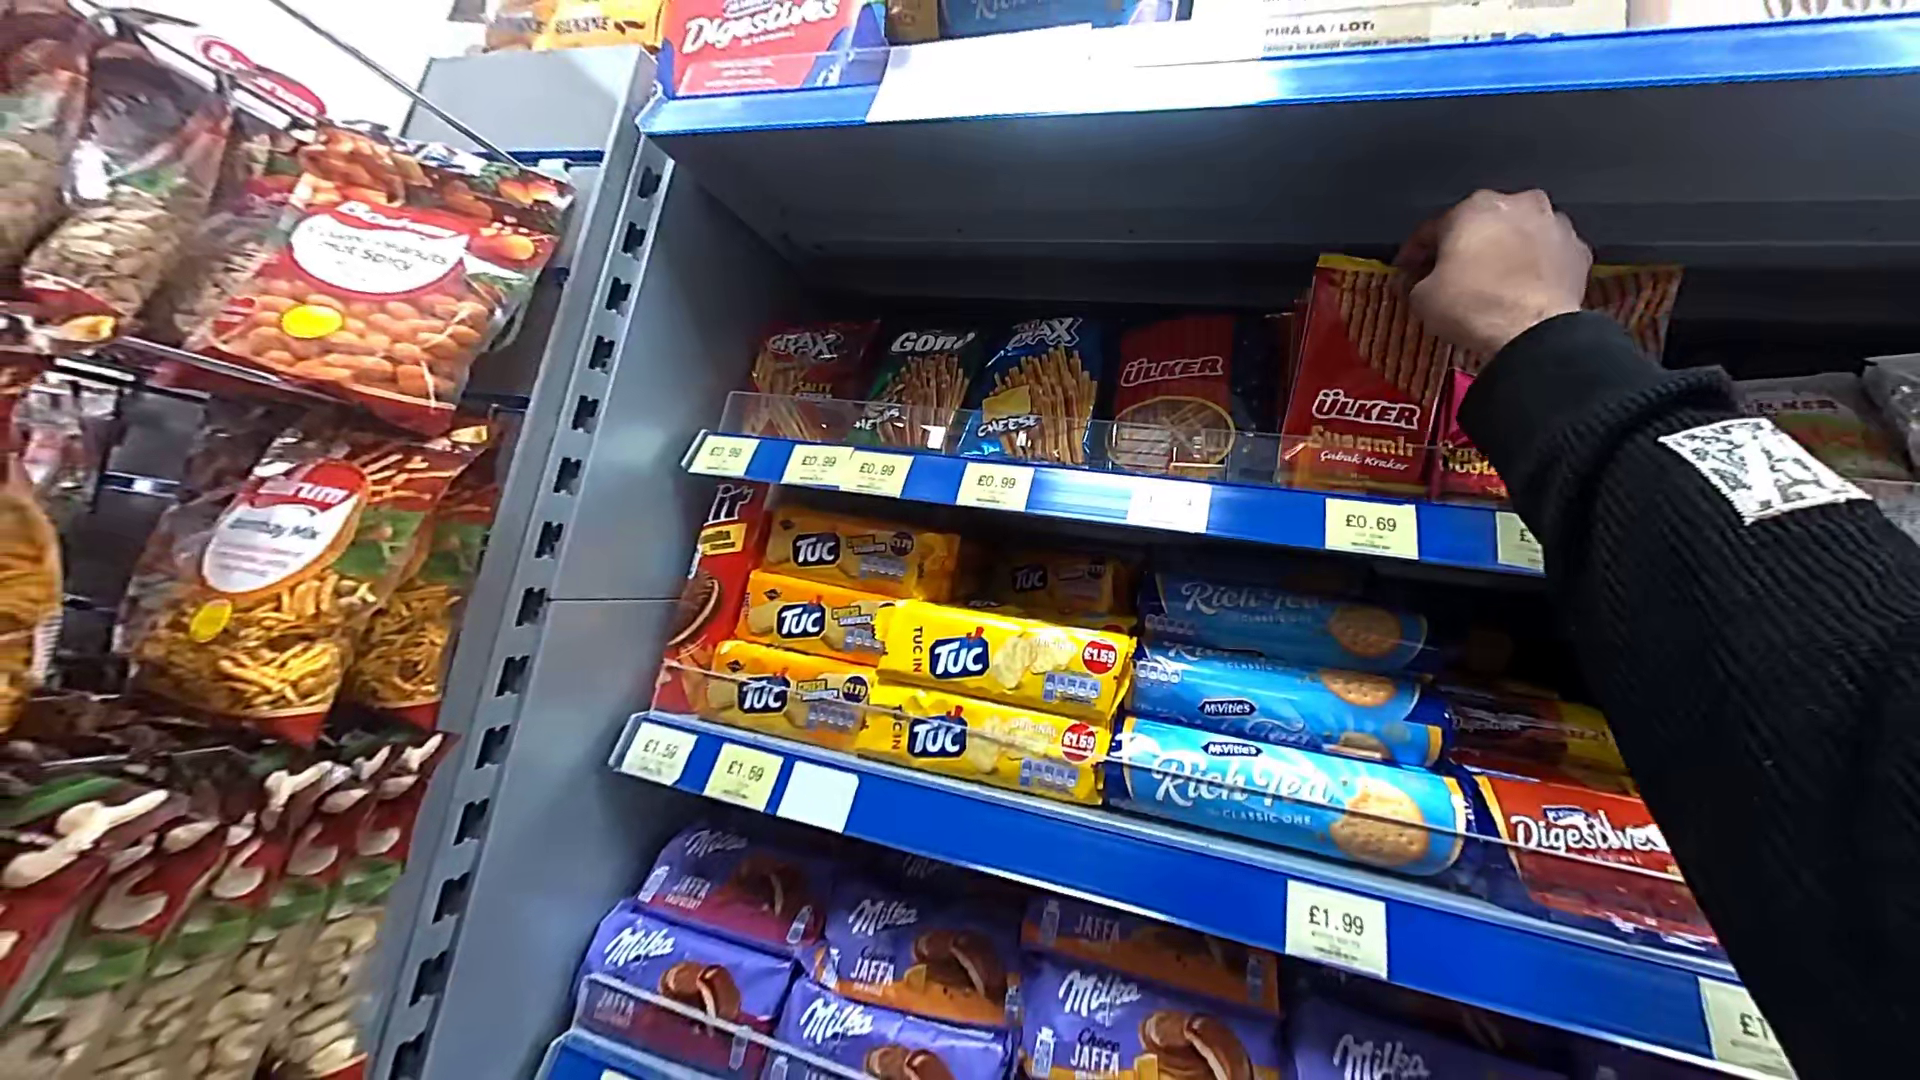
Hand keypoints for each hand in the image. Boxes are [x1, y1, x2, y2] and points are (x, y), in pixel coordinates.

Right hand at [1395, 189, 1591, 355]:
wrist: (1531, 328)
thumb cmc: (1468, 303)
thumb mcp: (1420, 297)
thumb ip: (1416, 280)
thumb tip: (1418, 278)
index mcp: (1473, 209)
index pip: (1430, 228)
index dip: (1412, 253)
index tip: (1404, 272)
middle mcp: (1518, 203)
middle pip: (1479, 224)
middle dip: (1460, 246)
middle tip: (1444, 273)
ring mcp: (1555, 222)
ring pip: (1515, 234)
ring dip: (1497, 252)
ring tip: (1483, 281)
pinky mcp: (1578, 248)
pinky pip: (1542, 253)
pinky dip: (1527, 265)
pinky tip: (1513, 287)